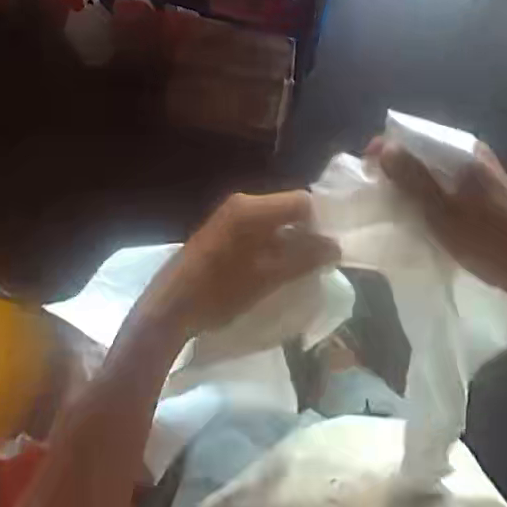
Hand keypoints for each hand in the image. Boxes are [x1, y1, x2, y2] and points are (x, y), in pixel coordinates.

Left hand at [137, 191, 336, 339]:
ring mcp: (230, 215)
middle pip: (288, 208)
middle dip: (307, 232)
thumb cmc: (219, 291)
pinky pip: (258, 228)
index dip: (321, 222)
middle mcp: (242, 203)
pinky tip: (278, 268)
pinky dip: (273, 244)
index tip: (332, 248)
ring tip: (304, 268)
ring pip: (274, 220)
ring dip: (290, 240)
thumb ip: (304, 259)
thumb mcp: (267, 278)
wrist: (170, 306)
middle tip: (321, 261)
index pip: (302, 201)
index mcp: (253, 208)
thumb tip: (335, 246)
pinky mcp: (222, 230)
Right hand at [370, 139, 506, 307]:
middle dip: (398, 165)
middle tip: (379, 190)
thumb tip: (384, 146)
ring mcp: (485, 173)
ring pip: (437, 168)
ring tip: (396, 203)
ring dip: (414, 181)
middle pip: (424, 150)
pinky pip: (450, 182)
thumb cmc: (488, 241)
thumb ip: (411, 176)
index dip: (386, 148)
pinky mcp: (490, 194)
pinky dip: (432, 192)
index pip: (414, 134)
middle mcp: (475, 154)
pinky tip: (425, 213)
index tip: (366, 171)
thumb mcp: (441, 211)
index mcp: (464, 151)